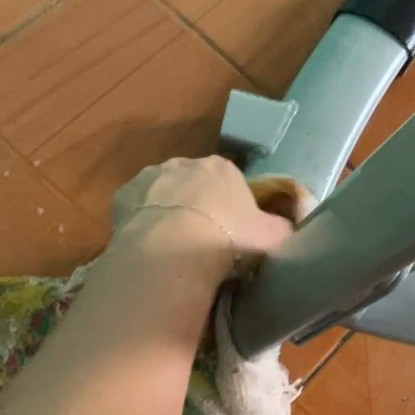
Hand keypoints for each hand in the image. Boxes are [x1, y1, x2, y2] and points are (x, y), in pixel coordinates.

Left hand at [108, 157, 294, 282]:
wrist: (174, 251)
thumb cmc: (228, 240)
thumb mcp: (272, 238)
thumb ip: (284, 229)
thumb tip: (292, 226)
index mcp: (222, 168)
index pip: (229, 182)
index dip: (230, 207)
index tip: (230, 233)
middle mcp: (184, 163)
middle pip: (193, 184)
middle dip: (196, 206)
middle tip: (200, 242)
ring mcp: (150, 177)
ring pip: (162, 195)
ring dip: (167, 213)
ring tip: (172, 248)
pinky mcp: (123, 197)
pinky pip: (136, 210)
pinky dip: (142, 224)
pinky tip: (149, 248)